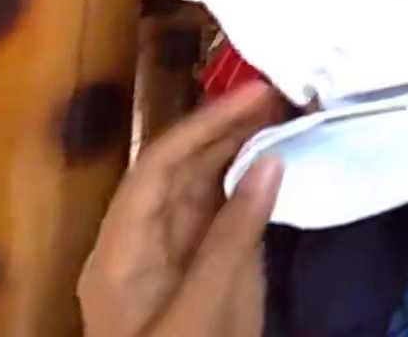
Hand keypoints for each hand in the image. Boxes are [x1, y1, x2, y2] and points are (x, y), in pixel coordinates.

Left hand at [79, 82, 286, 336]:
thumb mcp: (201, 316)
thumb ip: (234, 235)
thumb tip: (271, 158)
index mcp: (122, 254)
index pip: (158, 167)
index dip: (205, 123)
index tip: (257, 93)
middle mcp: (144, 241)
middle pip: (180, 166)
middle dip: (227, 124)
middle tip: (282, 93)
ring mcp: (176, 250)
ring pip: (205, 178)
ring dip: (242, 142)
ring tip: (286, 112)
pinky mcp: (206, 259)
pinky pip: (226, 202)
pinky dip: (253, 173)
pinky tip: (280, 153)